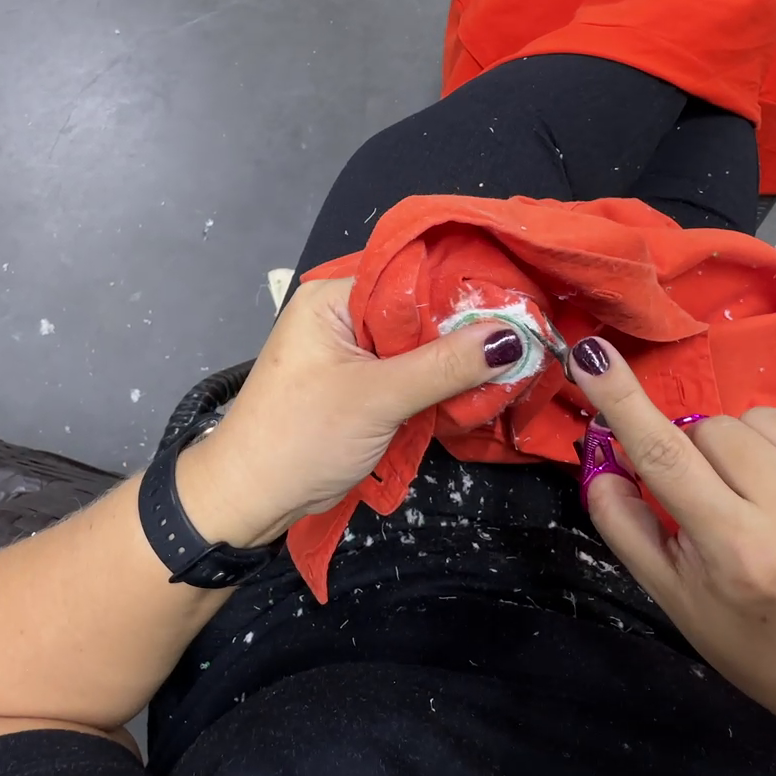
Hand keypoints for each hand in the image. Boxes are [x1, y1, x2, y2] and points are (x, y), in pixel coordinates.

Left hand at [177, 278, 523, 547]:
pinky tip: (476, 388)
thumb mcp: (377, 398)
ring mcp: (348, 352)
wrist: (250, 499)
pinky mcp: (357, 384)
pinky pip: (406, 373)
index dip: (460, 291)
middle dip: (463, 331)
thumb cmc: (302, 437)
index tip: (517, 306)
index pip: (408, 277)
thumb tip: (512, 334)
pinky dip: (435, 384)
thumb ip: (444, 365)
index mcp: (332, 298)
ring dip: (453, 361)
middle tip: (526, 338)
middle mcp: (340, 315)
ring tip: (512, 363)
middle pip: (416, 311)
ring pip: (415, 345)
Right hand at [567, 336, 775, 742]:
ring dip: (745, 447)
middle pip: (710, 428)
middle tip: (715, 501)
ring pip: (758, 419)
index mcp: (741, 552)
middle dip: (697, 453)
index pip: (665, 455)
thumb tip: (602, 458)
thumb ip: (624, 524)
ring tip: (763, 497)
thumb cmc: (758, 644)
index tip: (592, 354)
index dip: (622, 400)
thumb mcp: (674, 598)